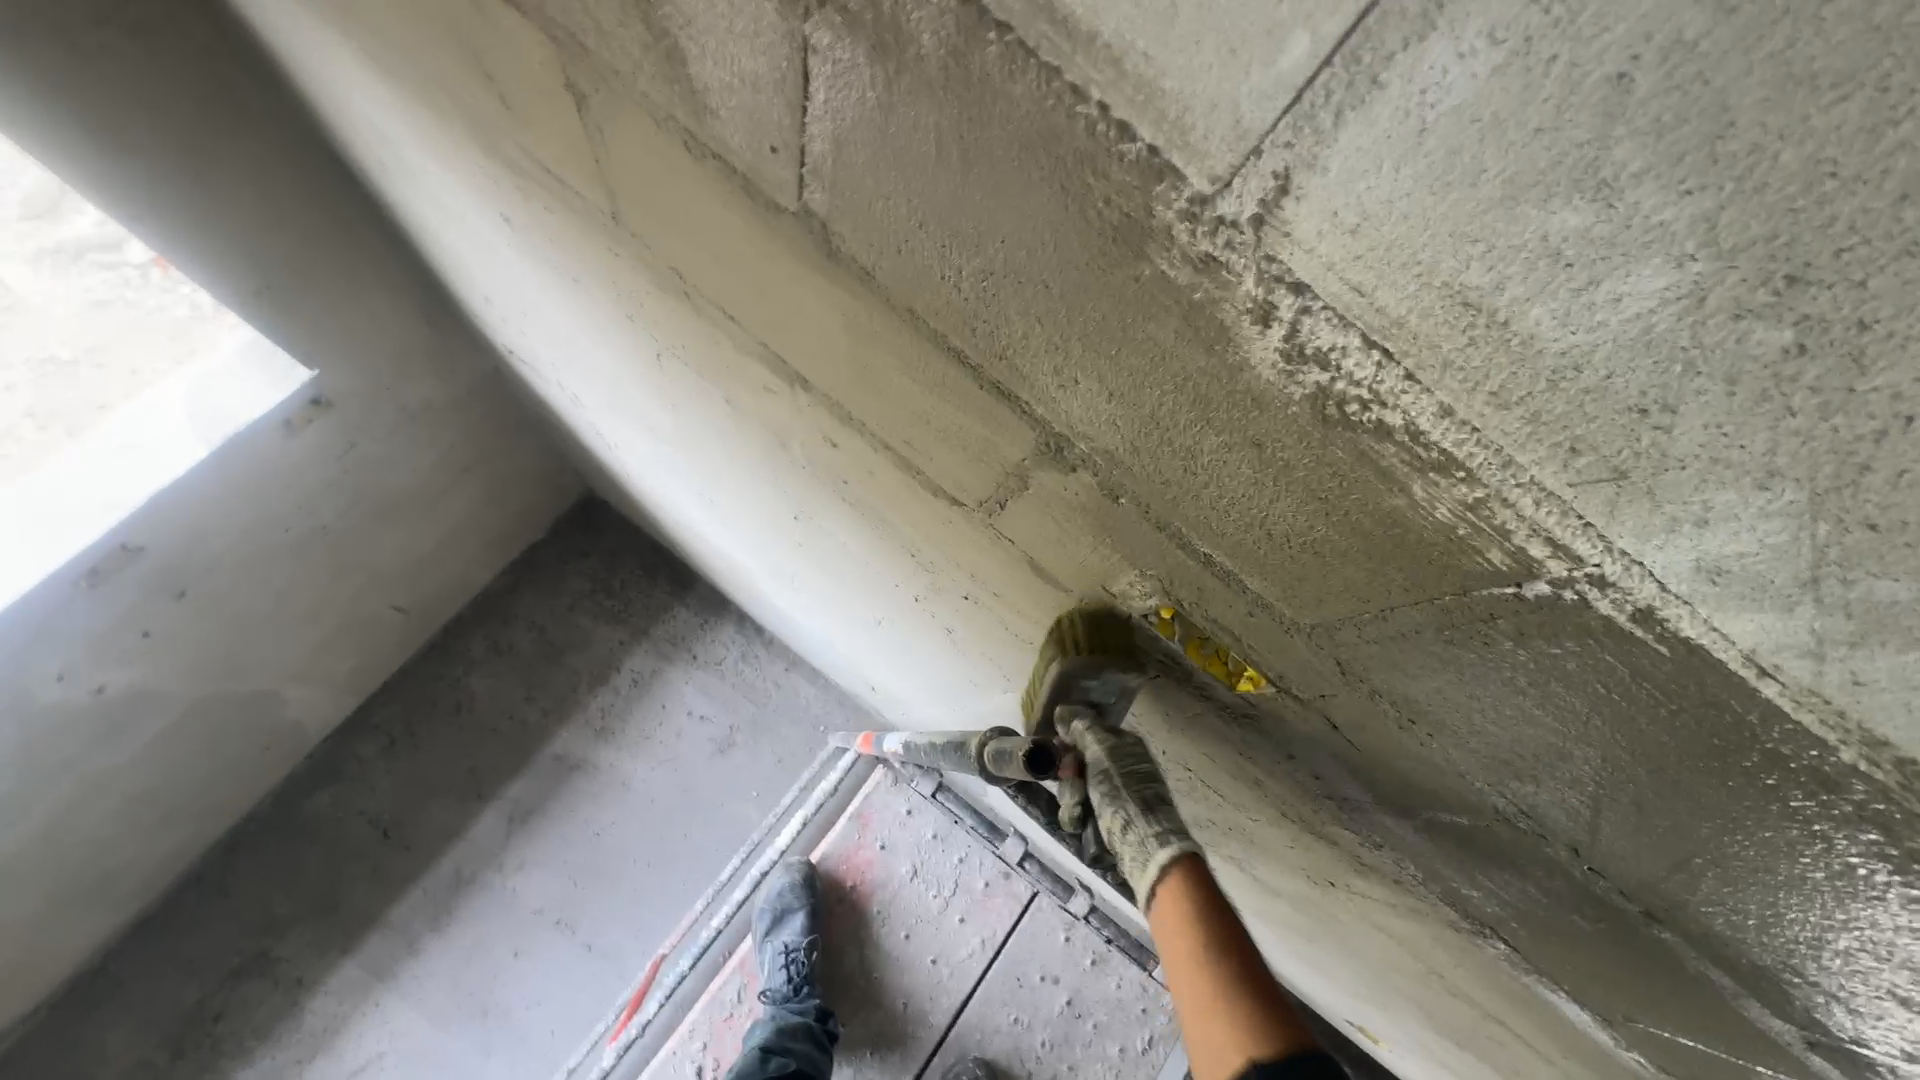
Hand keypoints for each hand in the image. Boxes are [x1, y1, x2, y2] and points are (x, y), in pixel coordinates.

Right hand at [1063, 714, 1201, 910]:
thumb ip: (1081, 728)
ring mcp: (1110, 793)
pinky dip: (1076, 815)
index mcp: (1123, 744)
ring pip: (1073, 786)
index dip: (1070, 738)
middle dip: (1070, 772)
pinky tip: (1080, 821)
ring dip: (1071, 796)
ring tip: (1080, 807)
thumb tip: (1062, 708)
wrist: (1143, 842)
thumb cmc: (1124, 790)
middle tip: (1071, 777)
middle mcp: (1117, 766)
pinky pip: (1077, 809)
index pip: (1088, 731)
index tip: (1059, 746)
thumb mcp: (1102, 752)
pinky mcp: (1102, 817)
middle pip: (1077, 760)